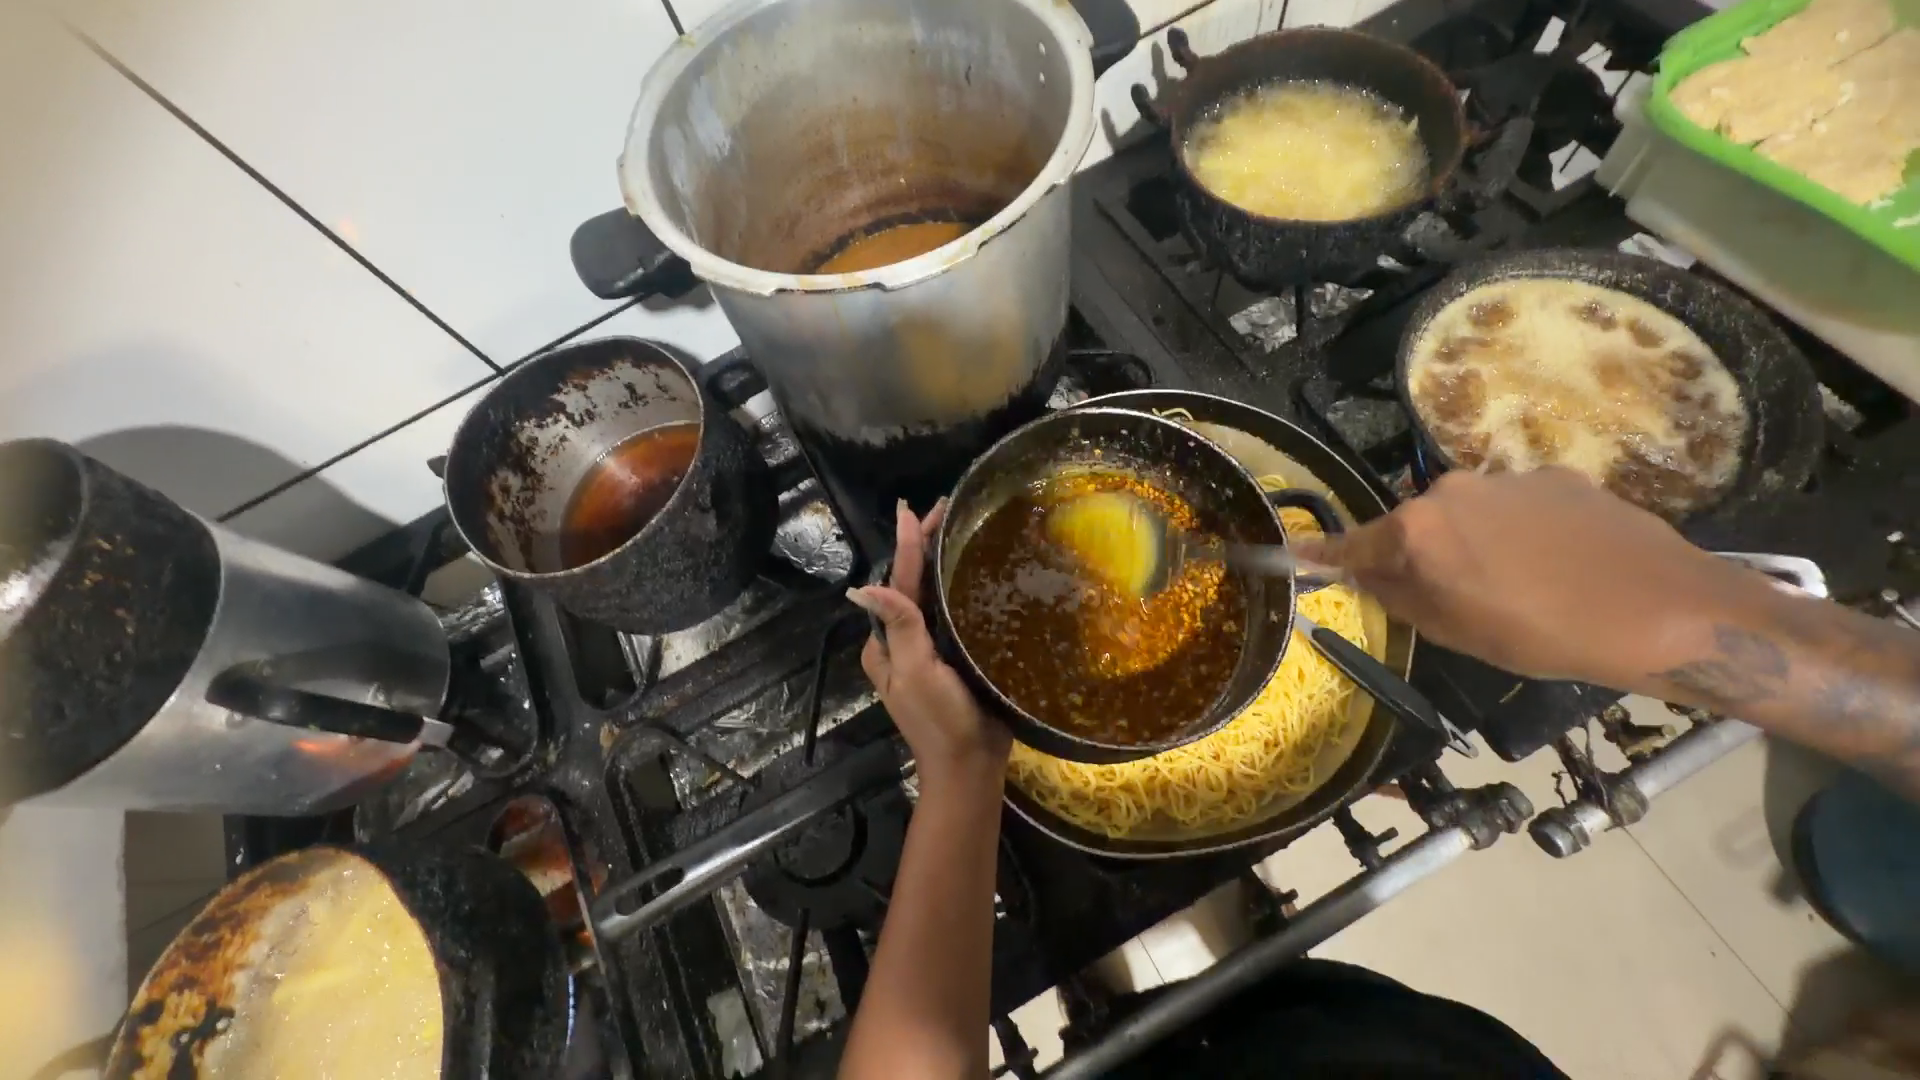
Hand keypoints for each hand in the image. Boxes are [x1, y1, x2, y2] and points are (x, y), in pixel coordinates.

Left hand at [847, 500, 1010, 788]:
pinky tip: (975, 572)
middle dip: (924, 545)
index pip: (896, 583)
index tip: (914, 510)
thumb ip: (897, 627)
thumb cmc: (940, 719)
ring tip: (957, 529)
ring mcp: (927, 649)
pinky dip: (958, 586)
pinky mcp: (953, 657)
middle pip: (911, 583)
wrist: (970, 765)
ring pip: (931, 595)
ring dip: (941, 561)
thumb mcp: (914, 672)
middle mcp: (903, 640)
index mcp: (886, 642)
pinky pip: (951, 613)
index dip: (906, 545)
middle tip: (946, 509)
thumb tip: (858, 587)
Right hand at [1296, 468, 1763, 686]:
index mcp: (1418, 530)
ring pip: (1464, 512)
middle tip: (1446, 592)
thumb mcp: (1453, 629)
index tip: (1288, 552)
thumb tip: (1365, 572)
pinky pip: (1513, 505)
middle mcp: (1452, 490)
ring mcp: (1507, 477)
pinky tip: (1554, 562)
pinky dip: (1516, 530)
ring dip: (1470, 540)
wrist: (1666, 611)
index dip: (1318, 553)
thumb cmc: (1542, 633)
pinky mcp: (1557, 475)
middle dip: (1415, 552)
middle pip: (1411, 523)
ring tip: (1514, 581)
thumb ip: (1396, 594)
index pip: (1352, 543)